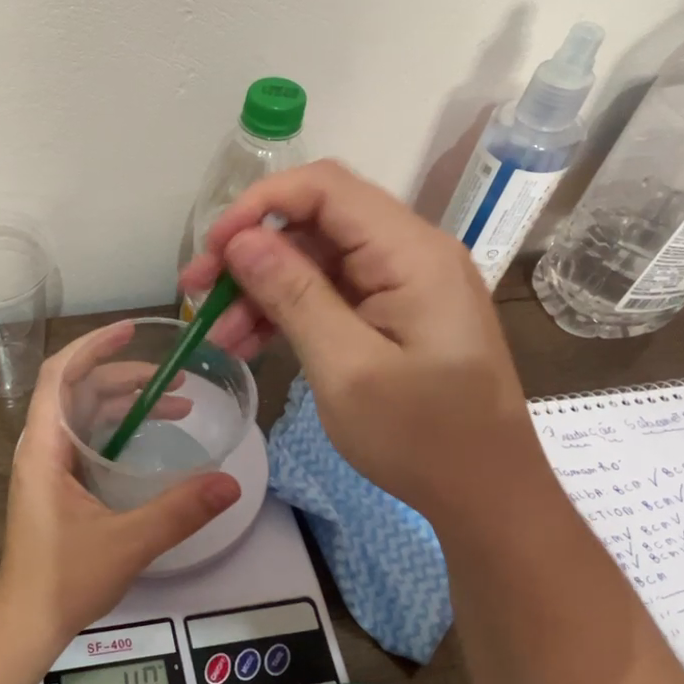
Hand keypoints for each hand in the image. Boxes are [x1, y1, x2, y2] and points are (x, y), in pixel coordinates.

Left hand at [0, 324, 240, 647]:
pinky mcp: (55, 486)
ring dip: (124, 404)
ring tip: (174, 404)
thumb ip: (179, 511)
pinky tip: (148, 439)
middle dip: (124, 376)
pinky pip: (85, 439)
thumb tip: (230, 482)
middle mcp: (40, 449)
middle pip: (77, 391)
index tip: (131, 332)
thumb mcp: (128, 543)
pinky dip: (116, 429)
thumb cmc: (64, 580)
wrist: (26, 623)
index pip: (60, 376)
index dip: (93, 346)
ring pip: (83, 416)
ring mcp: (46, 468)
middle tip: (175, 380)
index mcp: (43, 449)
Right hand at [178, 160, 546, 519]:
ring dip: (260, 290)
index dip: (259, 204)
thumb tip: (241, 241)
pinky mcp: (393, 314)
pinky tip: (247, 345)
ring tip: (217, 336)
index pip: (325, 188)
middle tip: (197, 292)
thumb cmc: (423, 438)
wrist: (486, 495)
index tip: (212, 249)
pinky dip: (285, 314)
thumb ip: (294, 296)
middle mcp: (409, 253)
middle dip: (250, 253)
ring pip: (313, 261)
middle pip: (314, 223)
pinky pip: (327, 294)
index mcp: (411, 253)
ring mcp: (402, 284)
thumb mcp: (347, 369)